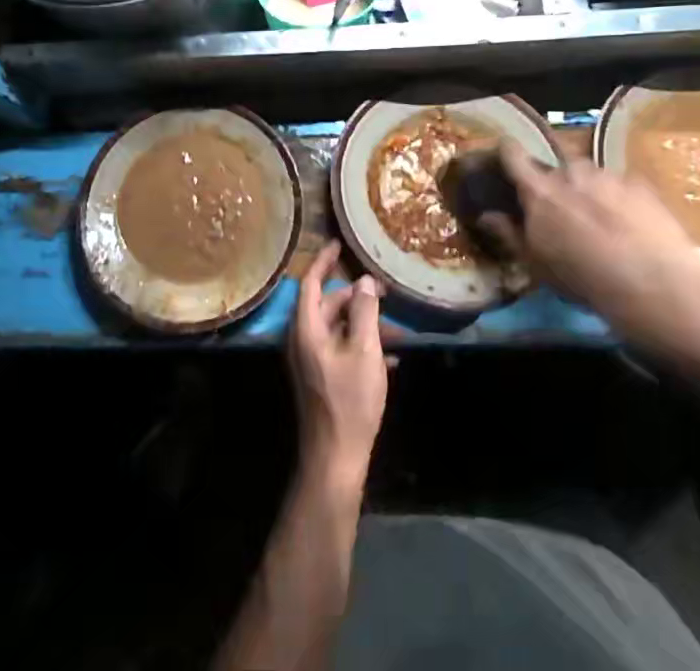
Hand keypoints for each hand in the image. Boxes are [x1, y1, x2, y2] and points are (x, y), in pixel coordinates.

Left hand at [289, 241, 386, 483]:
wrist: (336, 454)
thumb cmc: (350, 400)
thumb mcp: (365, 351)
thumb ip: (364, 313)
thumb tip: (364, 281)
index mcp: (305, 329)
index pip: (311, 283)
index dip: (323, 261)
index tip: (338, 243)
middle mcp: (301, 339)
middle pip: (326, 305)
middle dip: (355, 297)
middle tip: (385, 292)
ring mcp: (309, 359)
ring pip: (337, 328)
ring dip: (364, 325)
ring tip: (398, 331)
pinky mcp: (320, 376)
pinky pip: (340, 349)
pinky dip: (362, 346)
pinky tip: (391, 358)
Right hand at [491, 141, 699, 355]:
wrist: (654, 285)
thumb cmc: (581, 276)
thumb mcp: (535, 262)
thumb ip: (508, 232)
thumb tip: (485, 215)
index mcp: (539, 190)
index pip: (512, 153)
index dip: (505, 151)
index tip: (503, 156)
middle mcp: (572, 173)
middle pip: (556, 166)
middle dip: (555, 182)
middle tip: (561, 209)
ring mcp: (609, 176)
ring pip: (589, 175)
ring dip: (587, 189)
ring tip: (599, 219)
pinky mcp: (642, 185)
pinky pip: (620, 185)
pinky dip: (618, 198)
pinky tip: (628, 224)